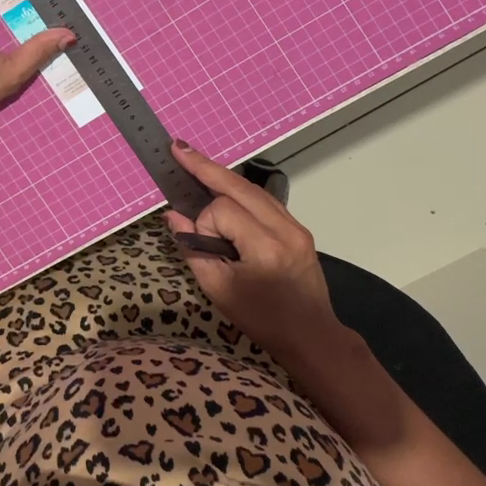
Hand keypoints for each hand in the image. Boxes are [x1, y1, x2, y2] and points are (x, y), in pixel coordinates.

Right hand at [165, 141, 343, 359]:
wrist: (311, 337)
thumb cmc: (262, 319)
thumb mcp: (218, 291)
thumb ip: (192, 249)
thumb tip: (174, 216)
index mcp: (266, 247)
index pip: (222, 211)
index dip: (204, 223)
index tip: (203, 245)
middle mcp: (285, 229)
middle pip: (239, 186)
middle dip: (206, 167)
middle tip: (178, 148)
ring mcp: (296, 226)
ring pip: (252, 188)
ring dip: (222, 177)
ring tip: (194, 163)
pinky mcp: (298, 229)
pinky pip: (263, 200)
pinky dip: (239, 190)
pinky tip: (222, 185)